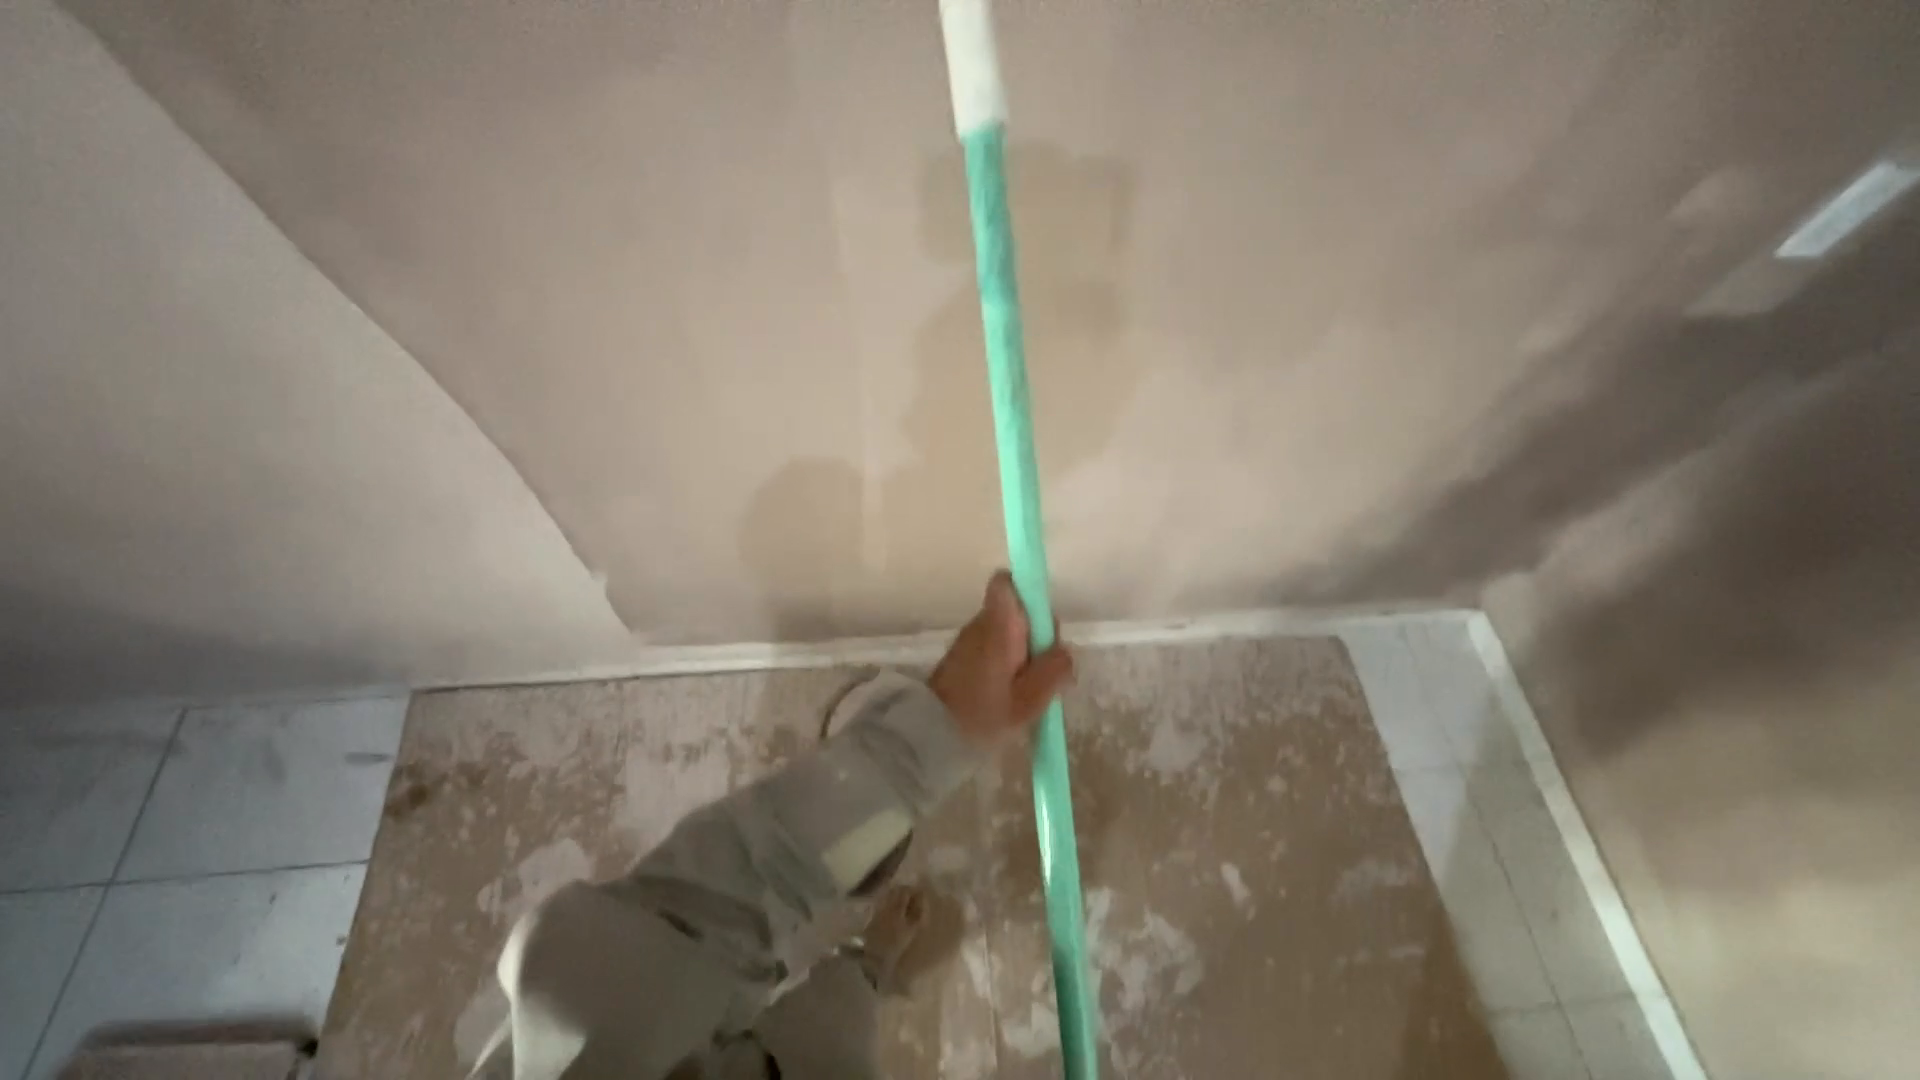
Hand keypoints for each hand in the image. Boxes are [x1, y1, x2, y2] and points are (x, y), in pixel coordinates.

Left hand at [929, 571, 1074, 747]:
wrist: (930, 734)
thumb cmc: (982, 715)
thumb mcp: (1030, 700)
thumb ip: (1053, 669)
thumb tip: (1065, 650)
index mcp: (999, 626)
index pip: (1006, 583)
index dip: (1028, 593)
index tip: (1043, 626)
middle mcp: (981, 624)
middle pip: (1015, 610)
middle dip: (1035, 634)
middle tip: (1041, 672)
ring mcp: (968, 640)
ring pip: (1006, 631)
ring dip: (1021, 653)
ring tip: (1025, 690)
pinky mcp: (961, 657)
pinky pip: (993, 647)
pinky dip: (1005, 664)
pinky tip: (1007, 694)